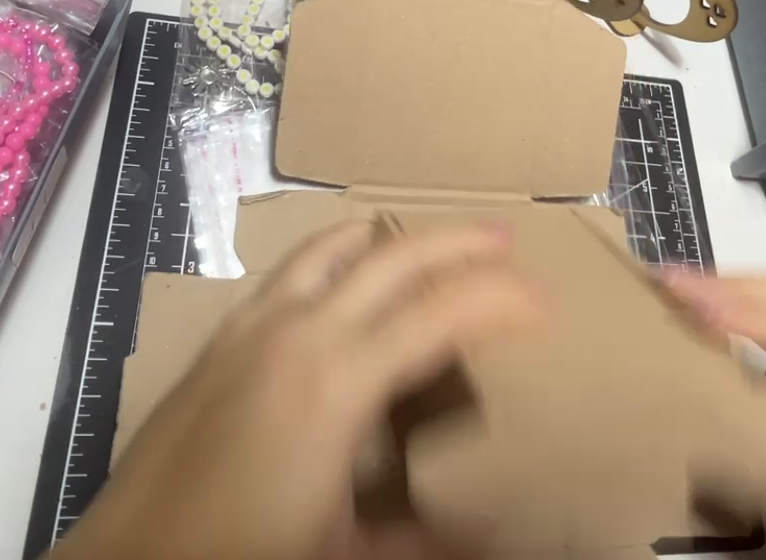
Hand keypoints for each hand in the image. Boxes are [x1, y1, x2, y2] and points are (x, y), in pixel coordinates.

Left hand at [57, 218, 547, 559]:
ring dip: (391, 237)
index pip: (439, 315)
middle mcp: (296, 331)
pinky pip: (294, 269)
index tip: (543, 300)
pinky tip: (349, 280)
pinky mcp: (223, 335)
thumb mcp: (345, 558)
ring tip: (430, 246)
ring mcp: (251, 324)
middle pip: (392, 256)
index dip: (498, 300)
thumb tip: (487, 535)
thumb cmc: (238, 557)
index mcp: (336, 382)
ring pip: (334, 245)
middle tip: (503, 242)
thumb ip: (422, 538)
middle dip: (455, 241)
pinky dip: (337, 255)